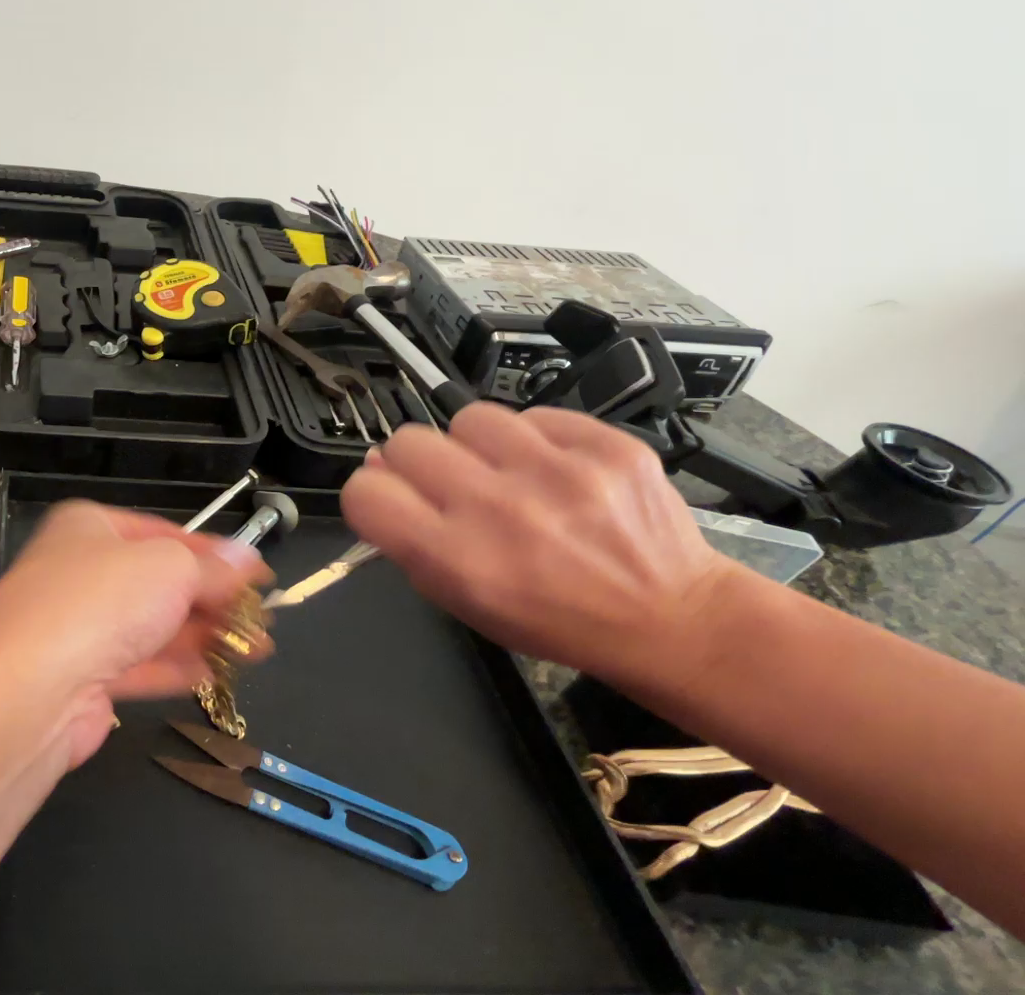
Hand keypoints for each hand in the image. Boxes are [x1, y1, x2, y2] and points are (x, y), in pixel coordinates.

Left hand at [0, 501, 270, 763]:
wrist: (27, 691)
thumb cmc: (99, 603)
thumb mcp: (169, 568)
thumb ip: (212, 568)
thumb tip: (246, 557)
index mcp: (90, 527)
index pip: (162, 533)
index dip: (212, 552)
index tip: (258, 572)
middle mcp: (80, 571)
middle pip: (158, 582)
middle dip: (212, 599)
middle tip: (264, 617)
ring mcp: (78, 627)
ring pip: (151, 627)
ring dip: (204, 636)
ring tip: (257, 648)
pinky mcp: (83, 678)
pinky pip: (139, 666)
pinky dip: (178, 668)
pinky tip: (219, 673)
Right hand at [340, 404, 740, 683]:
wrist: (669, 616)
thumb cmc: (551, 619)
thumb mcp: (461, 601)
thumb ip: (409, 541)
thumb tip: (379, 471)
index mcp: (454, 558)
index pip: (365, 491)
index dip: (371, 494)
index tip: (392, 502)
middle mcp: (497, 508)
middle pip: (406, 442)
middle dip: (415, 464)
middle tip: (449, 486)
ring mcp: (555, 470)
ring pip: (467, 418)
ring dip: (474, 445)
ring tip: (503, 473)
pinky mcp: (604, 444)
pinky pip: (533, 415)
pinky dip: (532, 440)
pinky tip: (550, 471)